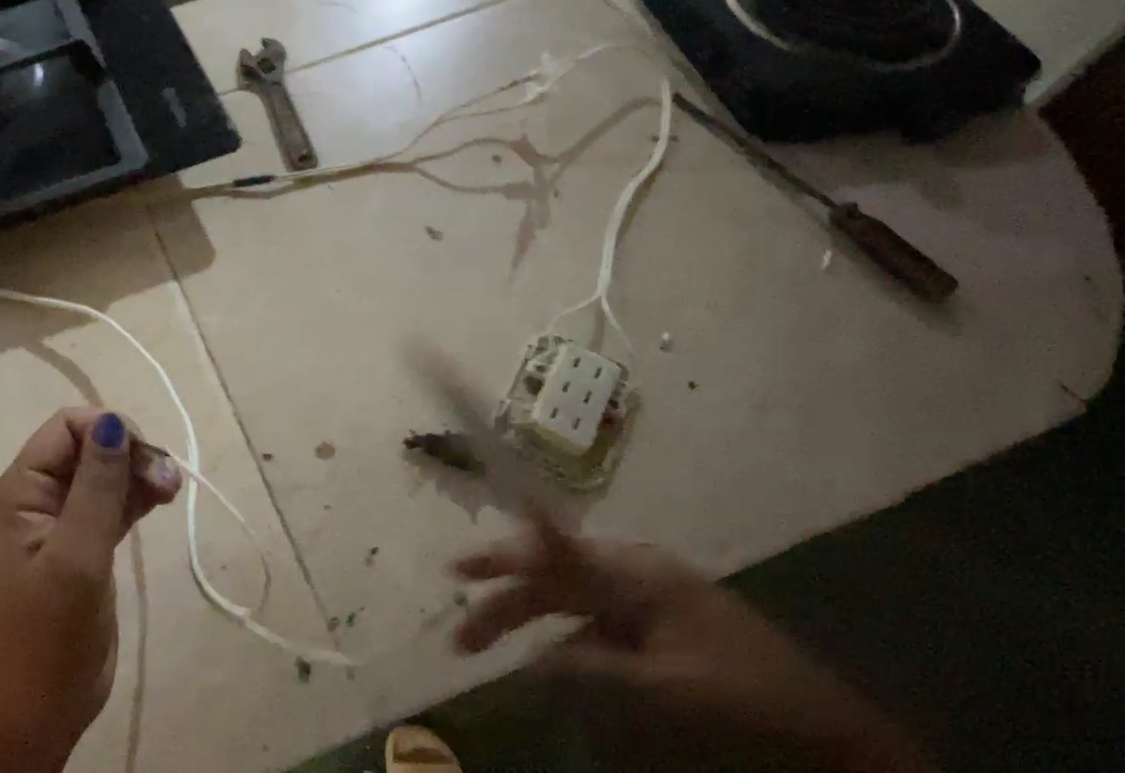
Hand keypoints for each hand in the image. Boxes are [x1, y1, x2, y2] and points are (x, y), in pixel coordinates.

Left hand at [0, 409, 181, 772]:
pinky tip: (162, 499)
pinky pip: (111, 505)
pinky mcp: (83, 548)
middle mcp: (36, 500)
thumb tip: (112, 420)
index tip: (145, 456)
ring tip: (173, 491)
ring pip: (104, 476)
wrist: (35, 715)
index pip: (65, 428)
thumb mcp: (76, 557)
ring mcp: (60, 525)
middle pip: (87, 448)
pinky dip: (136, 497)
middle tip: (168, 482)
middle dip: (129, 453)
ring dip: (138, 474)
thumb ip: (97, 488)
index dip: (106, 429)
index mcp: (19, 492)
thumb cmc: (48, 637)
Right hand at [453, 515, 935, 771]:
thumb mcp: (666, 692)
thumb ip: (591, 670)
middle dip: (504, 603)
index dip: (503, 553)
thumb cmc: (750, 706)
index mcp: (638, 576)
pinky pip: (599, 631)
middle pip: (553, 579)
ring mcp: (654, 603)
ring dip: (532, 626)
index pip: (554, 552)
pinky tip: (557, 672)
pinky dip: (570, 647)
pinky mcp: (665, 631)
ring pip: (572, 606)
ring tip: (492, 652)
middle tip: (461, 640)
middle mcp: (640, 577)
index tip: (455, 567)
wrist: (841, 743)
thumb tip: (530, 660)